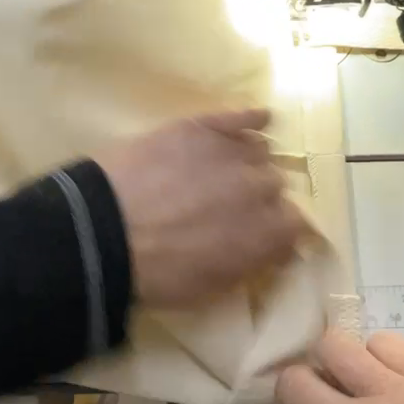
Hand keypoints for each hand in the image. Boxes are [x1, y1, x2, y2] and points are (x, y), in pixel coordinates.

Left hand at [95, 108, 306, 308]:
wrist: (107, 232)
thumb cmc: (158, 274)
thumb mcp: (212, 287)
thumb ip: (250, 263)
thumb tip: (271, 250)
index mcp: (266, 233)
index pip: (296, 224)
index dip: (279, 229)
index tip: (264, 234)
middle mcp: (260, 187)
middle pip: (275, 184)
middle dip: (259, 196)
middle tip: (232, 206)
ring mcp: (231, 151)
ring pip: (259, 149)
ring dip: (250, 161)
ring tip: (229, 169)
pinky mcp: (201, 126)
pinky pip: (239, 116)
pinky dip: (252, 117)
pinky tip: (261, 117)